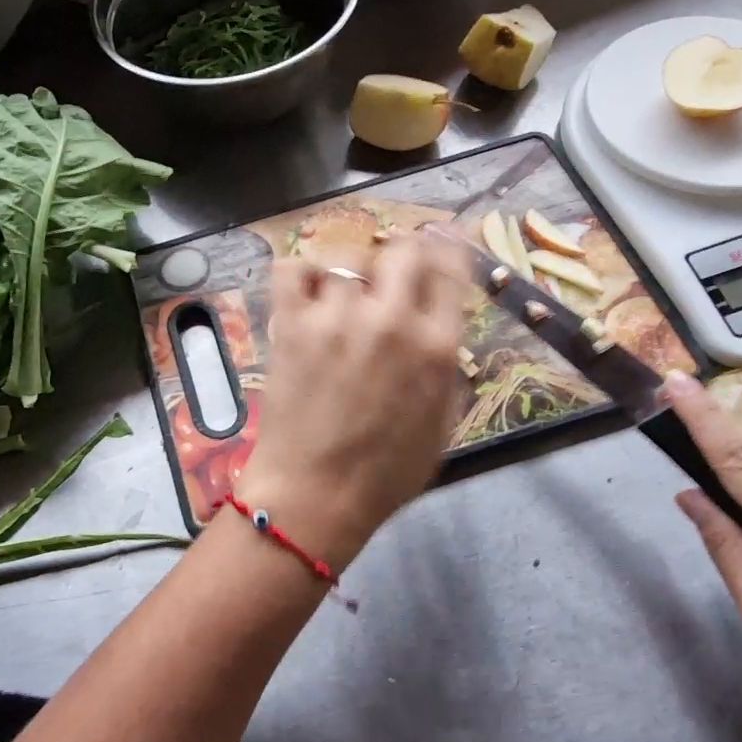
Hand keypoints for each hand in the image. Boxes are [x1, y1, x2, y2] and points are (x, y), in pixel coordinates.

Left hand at [236, 234, 468, 567]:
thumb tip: (439, 332)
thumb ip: (445, 369)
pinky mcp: (291, 325)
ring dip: (349, 271)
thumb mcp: (442, 426)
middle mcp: (391, 320)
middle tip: (389, 273)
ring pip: (346, 257)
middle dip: (401, 255)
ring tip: (343, 291)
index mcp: (436, 346)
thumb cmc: (385, 474)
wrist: (316, 495)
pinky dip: (300, 271)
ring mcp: (337, 319)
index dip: (446, 251)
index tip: (439, 246)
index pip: (450, 269)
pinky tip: (307, 290)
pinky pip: (291, 269)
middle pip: (403, 250)